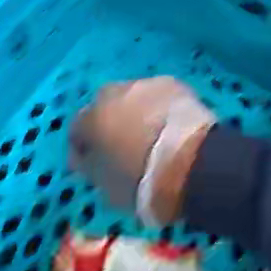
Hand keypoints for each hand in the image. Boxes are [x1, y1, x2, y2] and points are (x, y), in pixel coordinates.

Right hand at [70, 77, 215, 225]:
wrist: (192, 162)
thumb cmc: (144, 182)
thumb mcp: (108, 188)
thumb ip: (91, 167)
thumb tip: (85, 158)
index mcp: (93, 119)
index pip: (77, 129)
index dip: (83, 147)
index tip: (91, 163)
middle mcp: (114, 93)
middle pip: (104, 105)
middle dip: (109, 121)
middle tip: (122, 145)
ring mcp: (145, 83)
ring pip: (132, 96)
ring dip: (135, 111)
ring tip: (150, 135)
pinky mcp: (172, 83)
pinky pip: (157, 95)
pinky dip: (158, 108)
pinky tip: (169, 125)